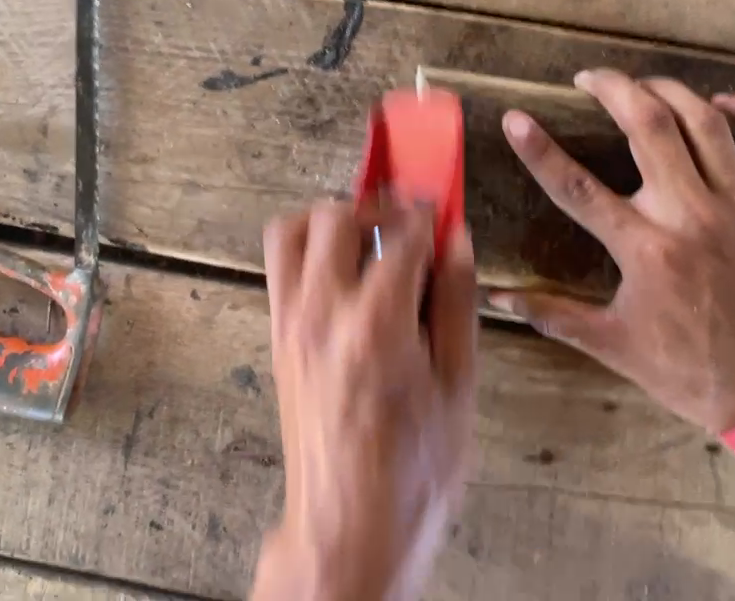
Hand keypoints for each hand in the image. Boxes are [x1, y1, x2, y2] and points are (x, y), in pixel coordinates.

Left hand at [251, 201, 478, 600]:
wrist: (349, 527)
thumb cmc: (415, 470)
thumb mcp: (458, 386)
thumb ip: (456, 301)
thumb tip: (456, 238)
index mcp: (377, 325)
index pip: (399, 233)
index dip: (424, 211)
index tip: (437, 207)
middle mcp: (323, 312)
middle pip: (335, 214)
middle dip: (375, 206)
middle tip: (404, 224)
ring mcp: (291, 323)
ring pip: (292, 229)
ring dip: (329, 219)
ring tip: (366, 240)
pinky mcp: (276, 337)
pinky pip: (281, 266)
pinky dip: (308, 249)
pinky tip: (343, 276)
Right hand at [489, 71, 734, 433]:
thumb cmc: (697, 372)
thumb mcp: (616, 347)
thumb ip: (555, 315)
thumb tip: (497, 300)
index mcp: (644, 249)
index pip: (576, 187)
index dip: (538, 149)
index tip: (515, 117)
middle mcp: (689, 214)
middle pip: (647, 128)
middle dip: (613, 89)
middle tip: (589, 77)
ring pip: (704, 122)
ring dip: (668, 91)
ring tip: (642, 83)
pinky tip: (722, 102)